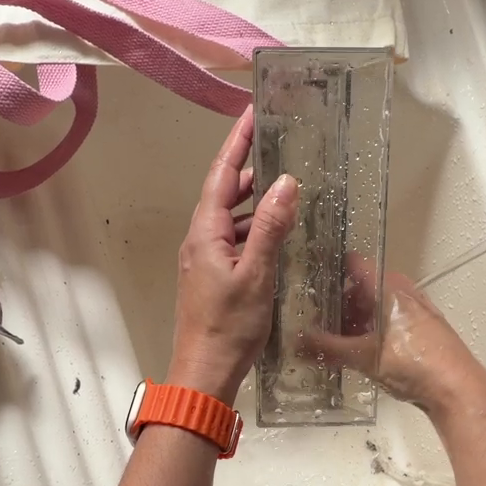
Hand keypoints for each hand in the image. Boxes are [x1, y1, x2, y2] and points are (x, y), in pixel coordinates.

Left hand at [167, 108, 298, 401]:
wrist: (205, 372)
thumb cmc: (229, 327)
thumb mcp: (256, 274)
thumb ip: (271, 228)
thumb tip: (286, 183)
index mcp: (205, 233)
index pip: (222, 175)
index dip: (238, 142)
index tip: (254, 112)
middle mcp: (200, 241)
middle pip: (224, 194)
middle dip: (250, 168)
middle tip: (278, 146)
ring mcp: (205, 261)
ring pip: (231, 220)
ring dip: (255, 202)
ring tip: (285, 187)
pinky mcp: (213, 280)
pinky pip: (234, 243)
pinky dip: (255, 231)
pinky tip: (276, 235)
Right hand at [307, 260, 485, 417]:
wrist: (456, 389)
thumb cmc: (415, 363)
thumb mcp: (364, 356)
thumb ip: (328, 348)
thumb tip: (297, 343)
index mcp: (389, 287)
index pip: (354, 264)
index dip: (331, 268)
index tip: (309, 279)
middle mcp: (403, 293)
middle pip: (363, 288)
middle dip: (339, 304)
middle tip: (317, 321)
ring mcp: (415, 311)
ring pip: (376, 307)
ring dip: (355, 322)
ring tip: (335, 341)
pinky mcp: (421, 332)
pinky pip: (388, 323)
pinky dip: (372, 332)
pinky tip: (361, 354)